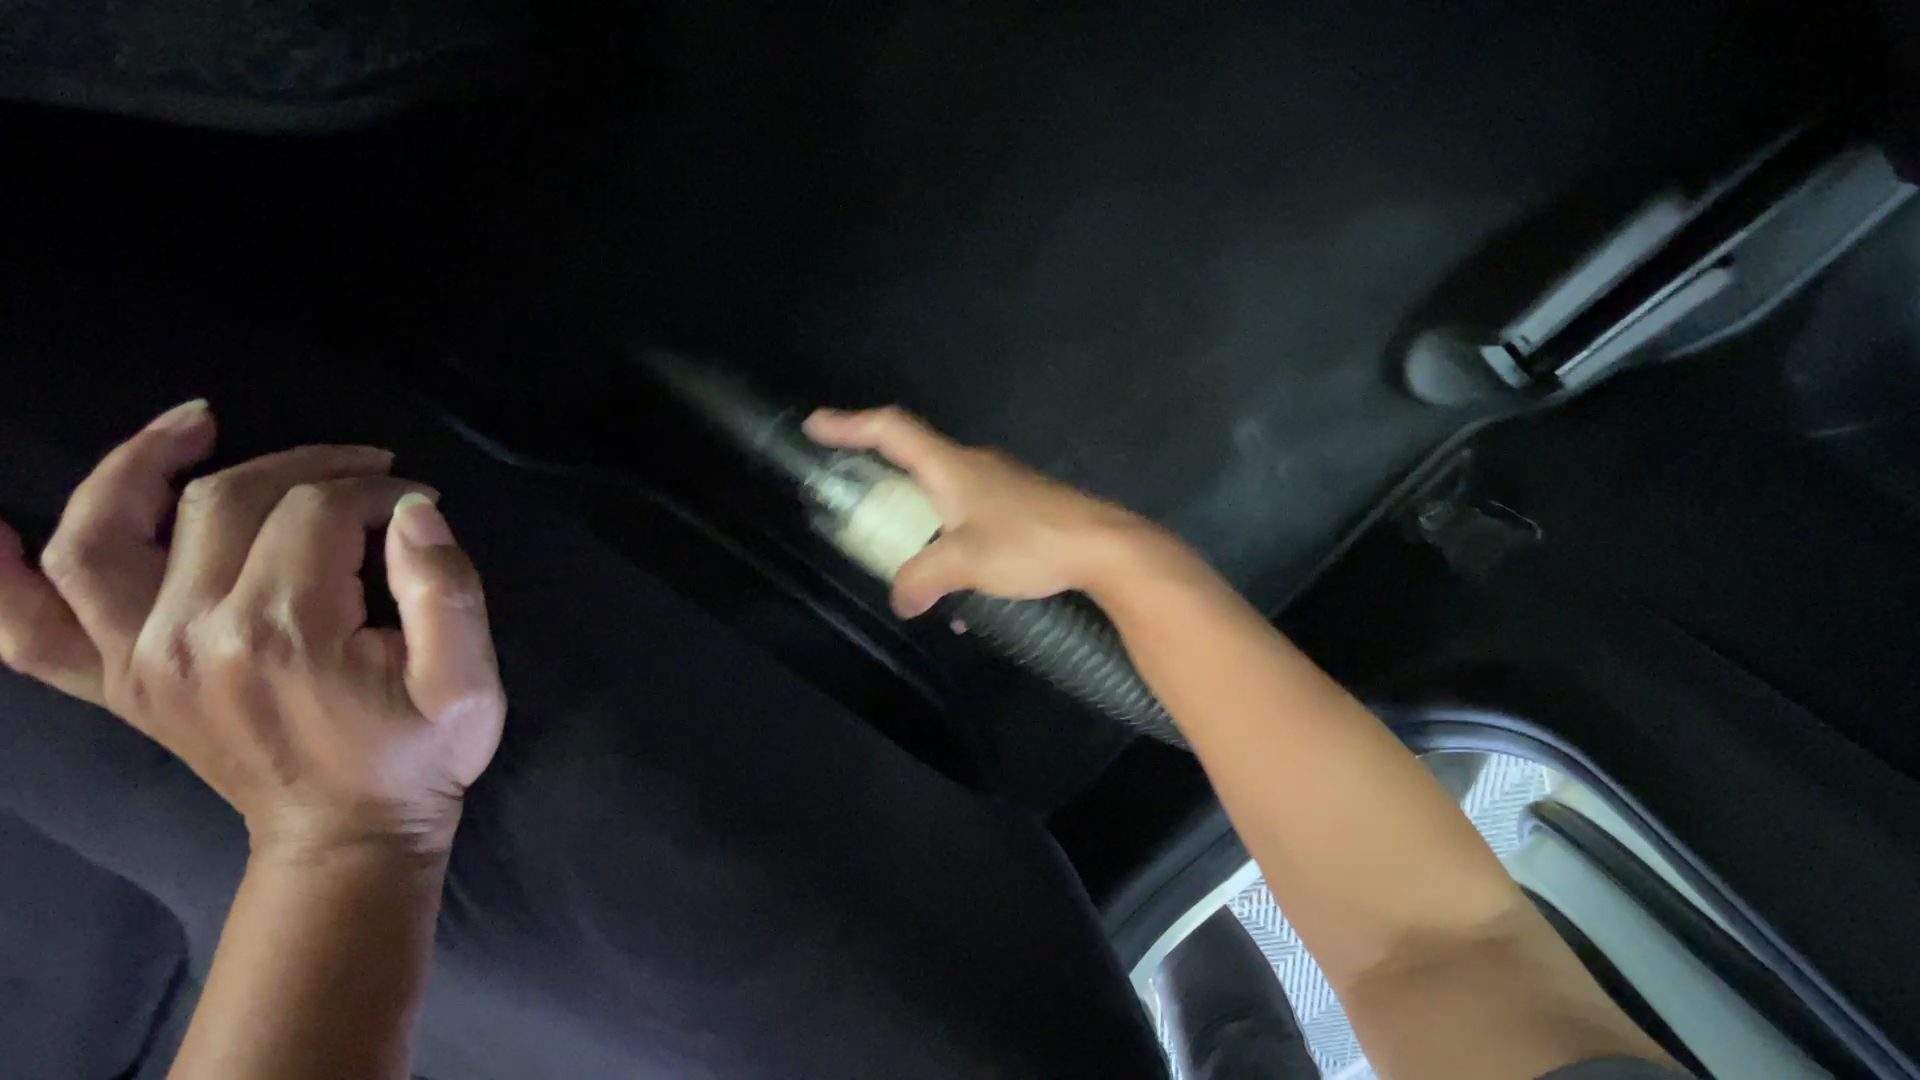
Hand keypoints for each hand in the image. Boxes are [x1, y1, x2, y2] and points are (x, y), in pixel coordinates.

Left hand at [0, 400, 505, 857]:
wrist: (348, 836)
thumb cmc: (419, 756)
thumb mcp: (469, 684)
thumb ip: (448, 592)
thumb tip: (415, 512)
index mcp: (284, 632)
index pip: (319, 512)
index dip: (378, 490)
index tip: (421, 500)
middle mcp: (189, 635)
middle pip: (227, 502)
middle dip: (307, 465)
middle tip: (368, 468)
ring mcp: (136, 660)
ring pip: (105, 535)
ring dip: (141, 465)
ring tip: (195, 424)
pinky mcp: (116, 682)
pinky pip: (20, 626)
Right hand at [804, 406, 1163, 616]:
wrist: (1106, 547)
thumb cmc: (1031, 542)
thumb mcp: (966, 563)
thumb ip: (923, 579)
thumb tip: (901, 599)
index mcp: (953, 467)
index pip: (892, 430)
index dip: (851, 425)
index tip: (817, 426)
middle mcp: (975, 466)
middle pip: (917, 460)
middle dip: (884, 480)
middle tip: (862, 505)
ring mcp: (1003, 485)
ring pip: (948, 496)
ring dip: (924, 524)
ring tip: (915, 565)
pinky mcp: (1024, 507)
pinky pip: (975, 517)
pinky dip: (956, 543)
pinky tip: (965, 591)